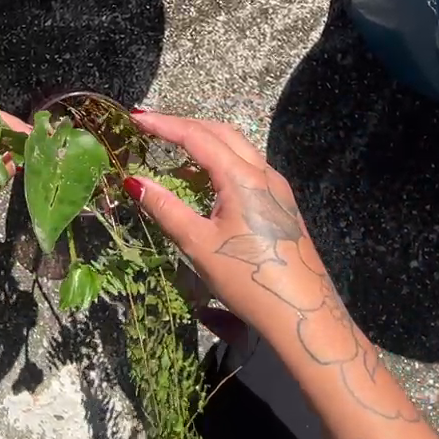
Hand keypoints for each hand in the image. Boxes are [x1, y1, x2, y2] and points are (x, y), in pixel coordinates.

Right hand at [124, 112, 422, 423]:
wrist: (306, 319)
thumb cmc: (249, 280)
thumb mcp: (199, 244)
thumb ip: (165, 208)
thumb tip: (133, 181)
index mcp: (242, 177)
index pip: (196, 137)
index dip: (163, 125)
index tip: (134, 119)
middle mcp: (263, 173)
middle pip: (219, 131)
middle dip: (183, 124)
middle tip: (151, 126)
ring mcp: (276, 187)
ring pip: (236, 146)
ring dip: (203, 139)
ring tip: (171, 146)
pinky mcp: (281, 203)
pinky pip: (245, 164)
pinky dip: (218, 157)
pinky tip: (202, 176)